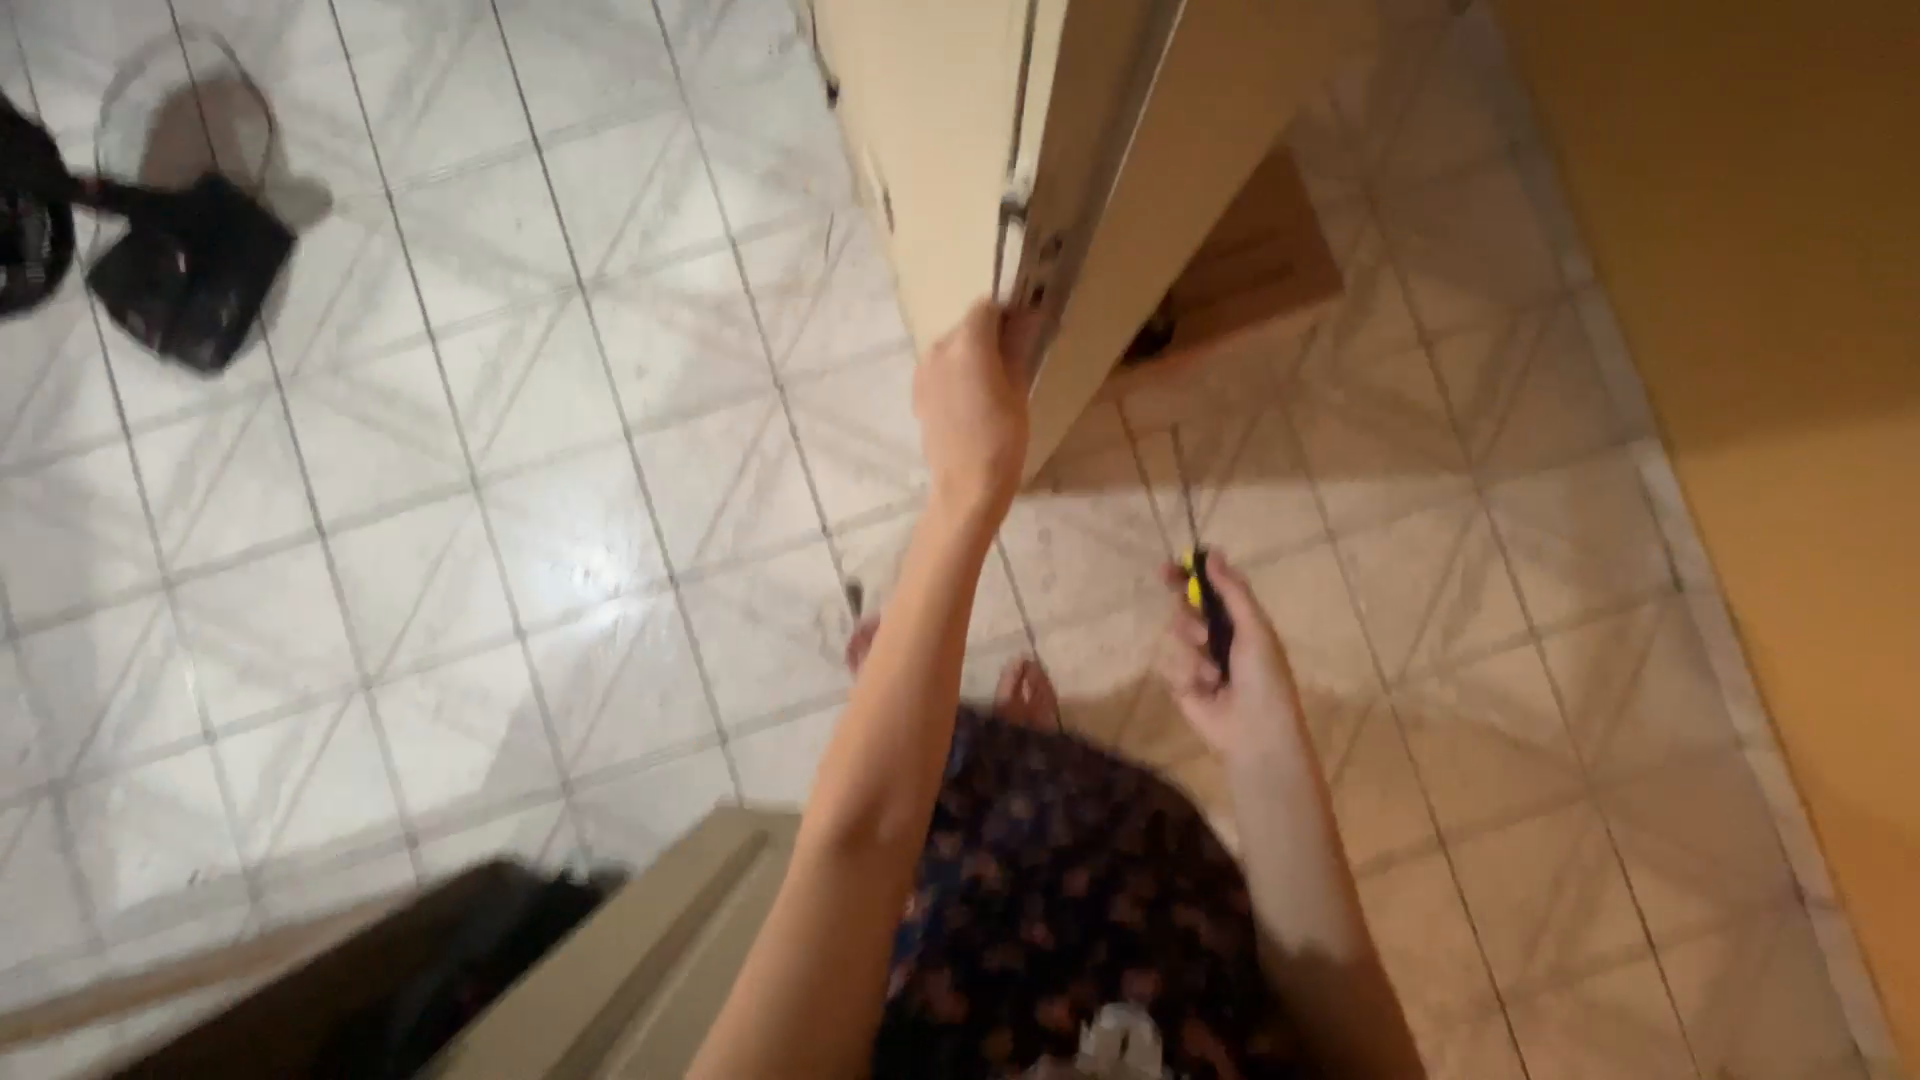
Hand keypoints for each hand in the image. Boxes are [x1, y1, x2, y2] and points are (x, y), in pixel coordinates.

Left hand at [914, 299, 1033, 521]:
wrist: (966, 485)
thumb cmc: (1002, 439)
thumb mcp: (1019, 390)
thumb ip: (1019, 346)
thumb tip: (1030, 316)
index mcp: (967, 344)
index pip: (987, 307)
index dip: (1009, 314)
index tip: (1026, 331)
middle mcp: (939, 349)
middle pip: (968, 326)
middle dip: (990, 335)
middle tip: (1013, 362)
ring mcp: (923, 371)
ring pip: (953, 348)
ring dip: (972, 355)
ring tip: (993, 386)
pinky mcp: (918, 392)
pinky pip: (941, 369)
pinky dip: (957, 373)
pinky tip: (972, 401)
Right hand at [1155, 553, 1308, 766]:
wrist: (1254, 730)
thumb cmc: (1263, 676)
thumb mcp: (1254, 628)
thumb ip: (1231, 591)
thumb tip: (1212, 553)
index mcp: (1238, 621)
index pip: (1207, 589)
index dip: (1188, 576)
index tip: (1169, 568)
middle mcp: (1215, 637)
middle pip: (1185, 609)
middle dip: (1187, 616)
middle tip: (1197, 630)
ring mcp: (1195, 660)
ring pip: (1174, 636)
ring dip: (1192, 652)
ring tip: (1213, 671)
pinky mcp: (1180, 682)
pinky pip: (1168, 664)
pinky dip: (1186, 674)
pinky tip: (1204, 689)